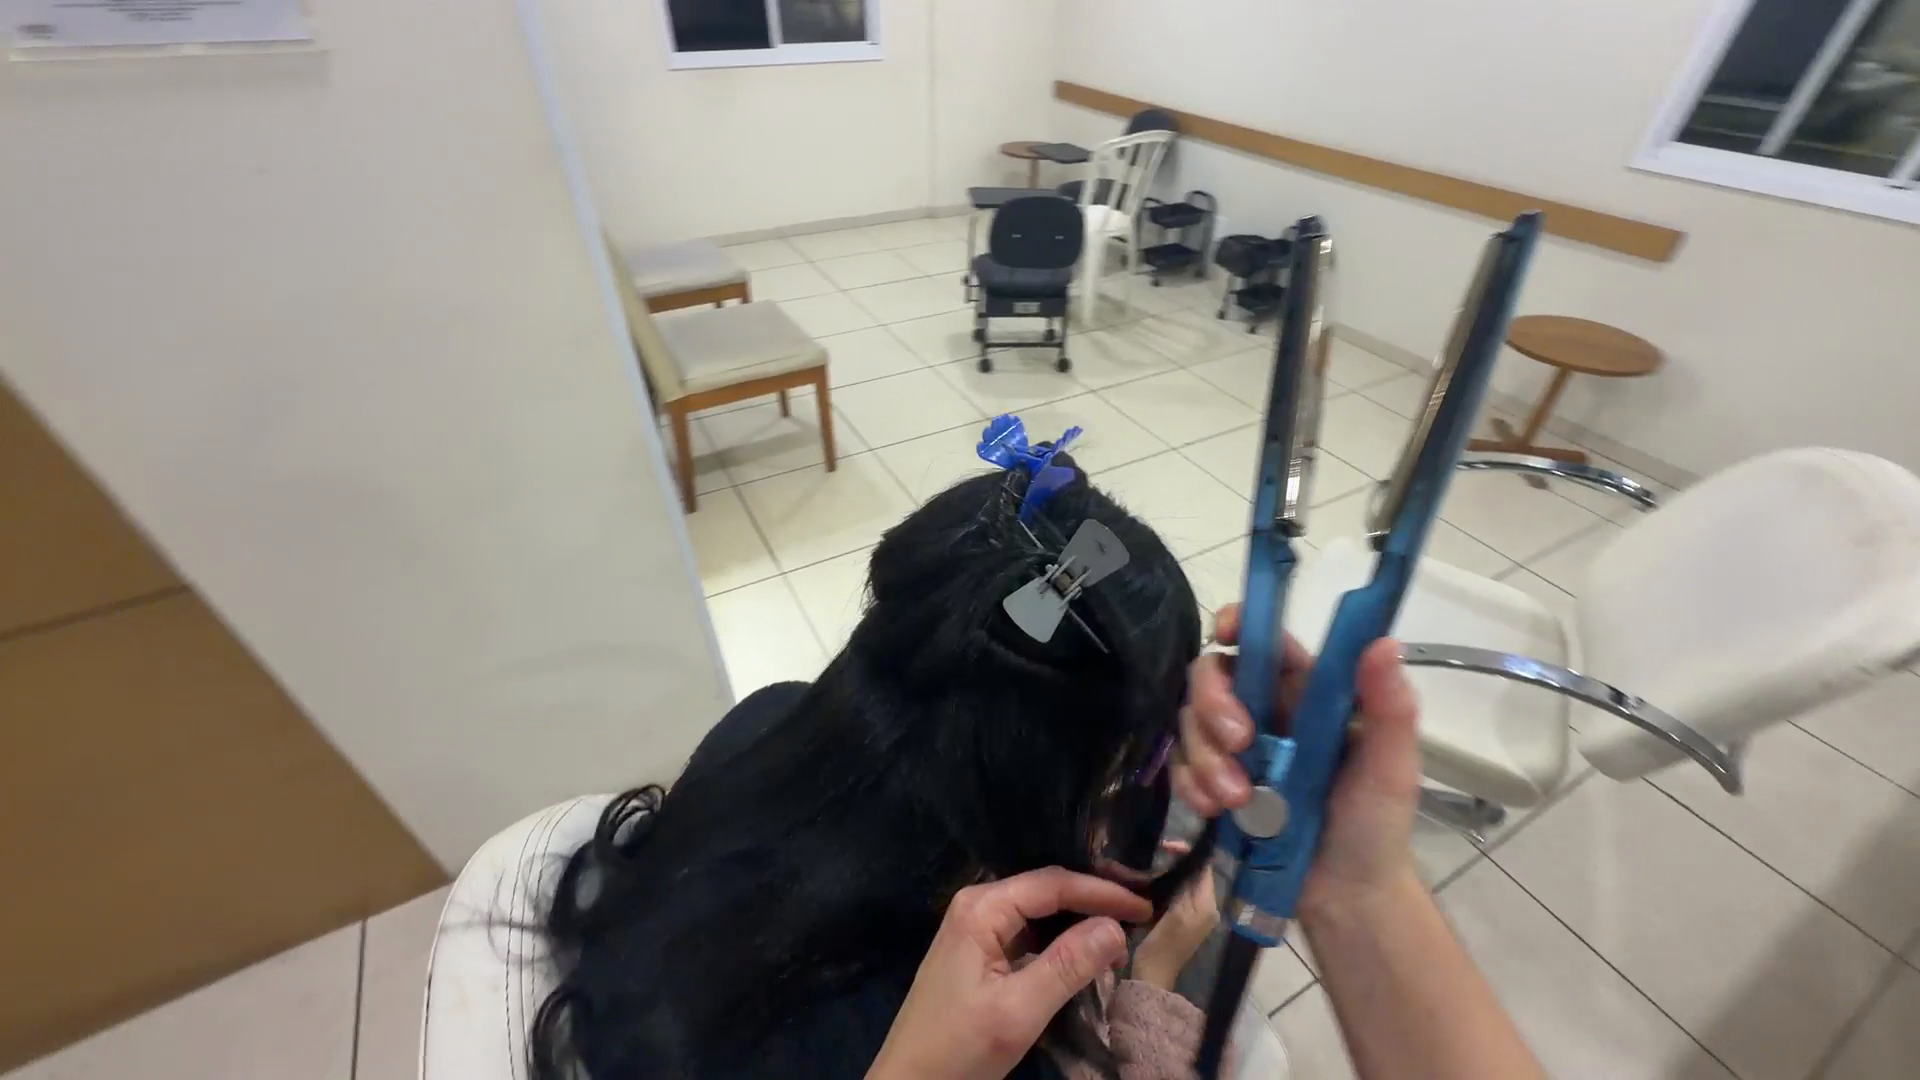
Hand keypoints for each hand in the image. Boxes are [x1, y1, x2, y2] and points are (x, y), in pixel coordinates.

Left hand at [867, 868, 1152, 1079]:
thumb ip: (1066, 966)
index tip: (1144, 907)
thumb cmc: (958, 1048)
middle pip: (1045, 889)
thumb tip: (1116, 927)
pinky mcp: (980, 951)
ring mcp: (977, 926)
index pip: (1051, 884)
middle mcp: (978, 904)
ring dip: (1078, 919)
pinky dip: (1059, 939)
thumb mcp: (1018, 1011)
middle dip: (1092, 899)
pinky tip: (1085, 950)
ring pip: (1038, 911)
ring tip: (1121, 930)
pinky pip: (1028, 932)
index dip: (1100, 892)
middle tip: (1139, 913)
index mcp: (982, 906)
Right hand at [1130, 842, 1217, 989]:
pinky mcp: (1181, 916)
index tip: (1165, 844)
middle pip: (1195, 872)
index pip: (1203, 867)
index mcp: (1208, 905)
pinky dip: (1167, 880)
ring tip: (1151, 858)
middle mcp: (1206, 907)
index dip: (1187, 852)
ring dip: (1171, 868)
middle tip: (1154, 849)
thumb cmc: (1164, 943)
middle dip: (1177, 858)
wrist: (1154, 974)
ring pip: (1185, 880)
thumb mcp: (1176, 911)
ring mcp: (1194, 913)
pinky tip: (1151, 876)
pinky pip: (1178, 890)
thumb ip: (1185, 886)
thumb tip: (1186, 857)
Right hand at [1170, 604, 1423, 910]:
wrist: (1344, 897)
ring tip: (1237, 800)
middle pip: (1212, 673)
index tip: (1224, 635)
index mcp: (1304, 690)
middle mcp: (1261, 708)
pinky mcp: (1208, 780)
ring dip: (1205, 756)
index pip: (1263, 638)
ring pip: (1189, 719)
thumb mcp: (1391, 766)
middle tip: (1240, 744)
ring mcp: (1230, 745)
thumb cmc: (1375, 824)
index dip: (1237, 623)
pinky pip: (1178, 764)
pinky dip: (1189, 783)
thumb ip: (1388, 706)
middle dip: (1213, 703)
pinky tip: (1213, 810)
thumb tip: (1383, 641)